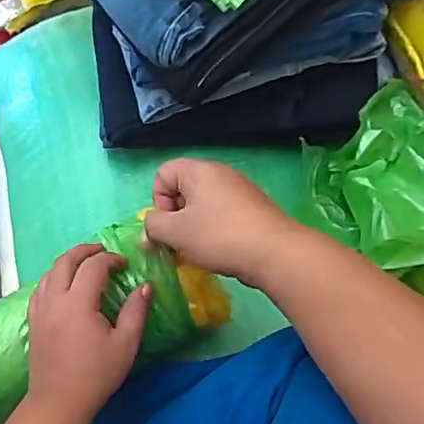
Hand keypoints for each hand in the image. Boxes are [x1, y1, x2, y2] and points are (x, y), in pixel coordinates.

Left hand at [24, 243, 150, 423]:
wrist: (58, 401)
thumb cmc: (96, 375)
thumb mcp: (125, 344)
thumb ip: (136, 311)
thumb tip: (145, 286)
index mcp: (78, 302)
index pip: (93, 266)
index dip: (110, 259)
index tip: (124, 264)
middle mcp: (55, 299)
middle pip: (65, 261)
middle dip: (84, 251)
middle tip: (102, 252)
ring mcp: (39, 309)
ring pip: (48, 273)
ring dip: (67, 263)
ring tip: (83, 265)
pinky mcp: (33, 321)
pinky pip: (39, 289)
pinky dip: (52, 279)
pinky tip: (62, 287)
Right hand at [143, 157, 313, 286]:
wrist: (274, 252)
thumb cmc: (218, 236)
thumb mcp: (175, 232)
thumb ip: (153, 226)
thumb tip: (149, 229)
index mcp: (198, 170)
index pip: (162, 174)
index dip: (157, 201)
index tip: (166, 226)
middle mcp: (220, 173)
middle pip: (182, 190)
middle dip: (174, 218)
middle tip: (177, 244)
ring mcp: (239, 191)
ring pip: (202, 206)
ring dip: (192, 229)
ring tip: (197, 252)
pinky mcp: (252, 210)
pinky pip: (222, 216)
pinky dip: (213, 232)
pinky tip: (218, 252)